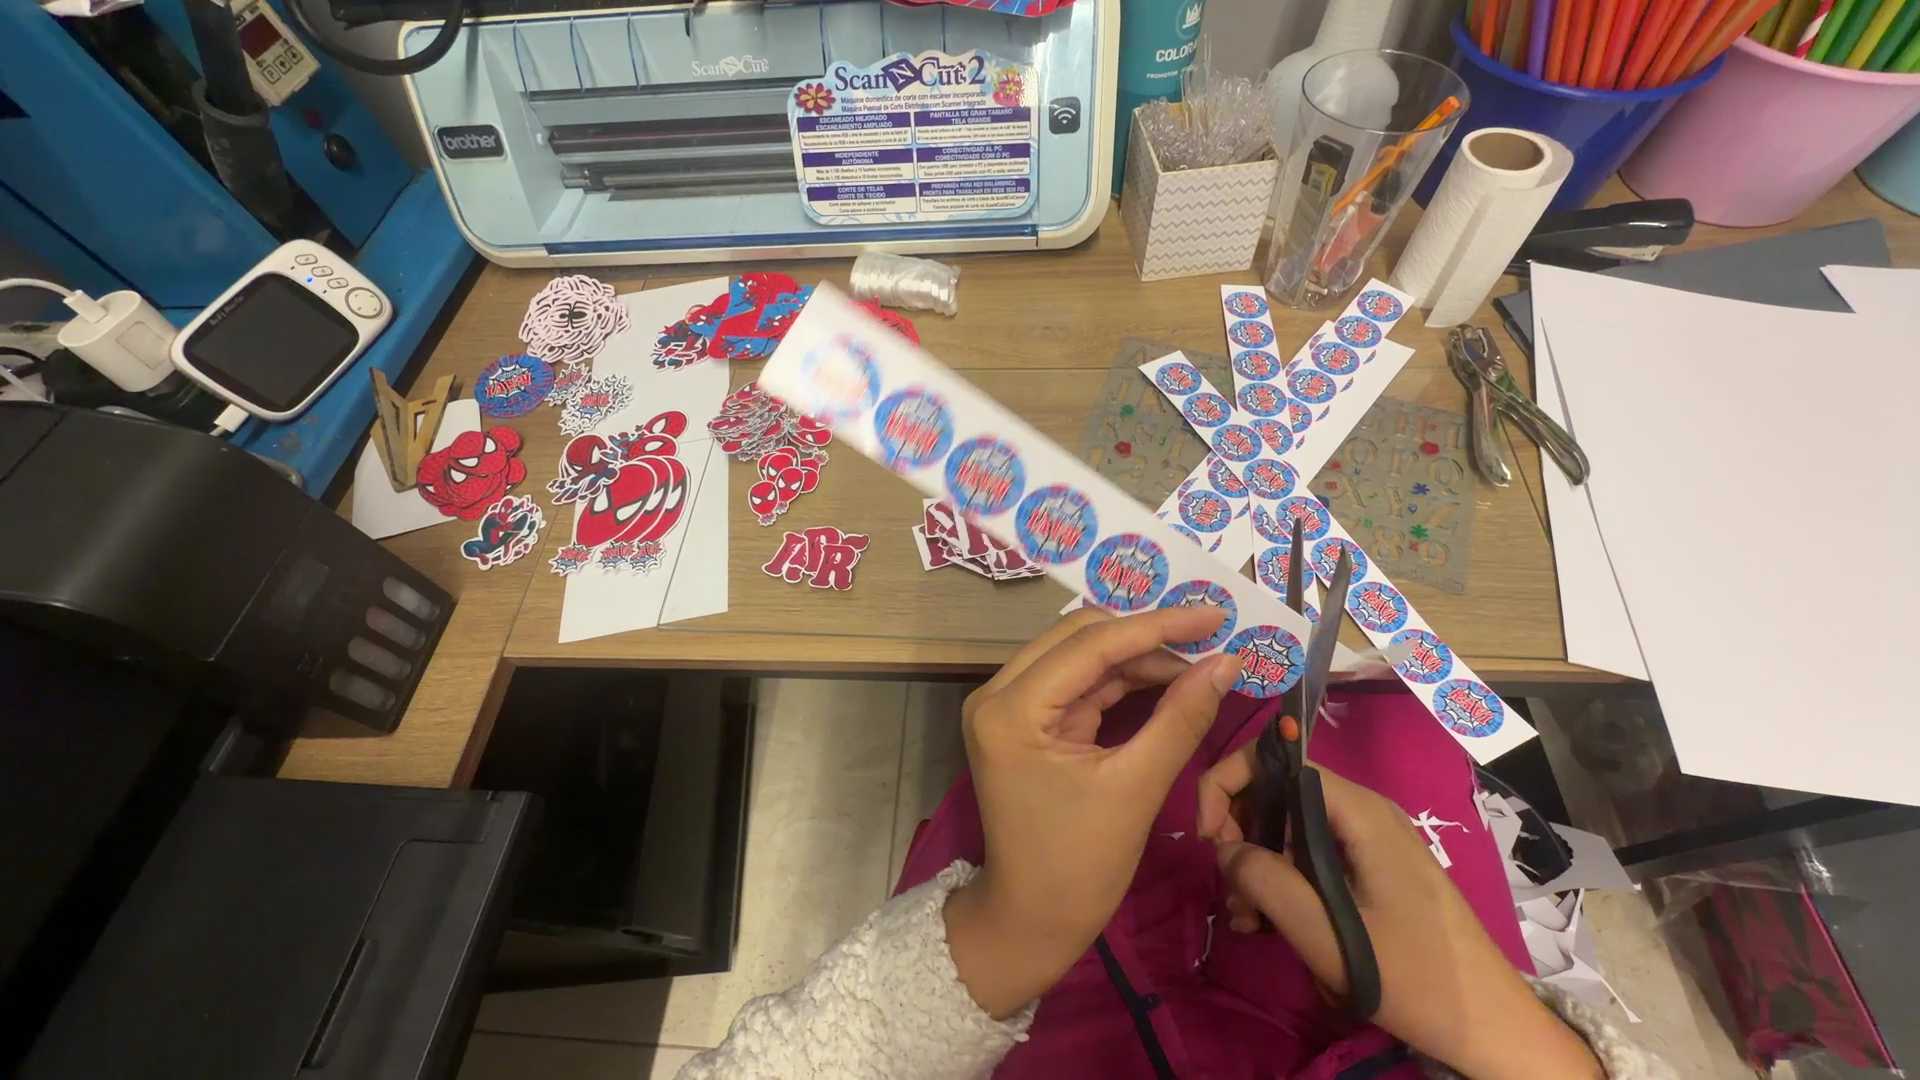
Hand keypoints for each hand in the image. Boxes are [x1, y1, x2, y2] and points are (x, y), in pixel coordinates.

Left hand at [943, 607, 1241, 1018]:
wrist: (1032, 919)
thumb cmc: (1079, 866)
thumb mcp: (1136, 788)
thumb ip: (1181, 718)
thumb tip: (1226, 662)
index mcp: (1011, 709)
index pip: (1091, 644)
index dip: (1157, 625)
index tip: (1214, 612)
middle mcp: (998, 693)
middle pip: (1080, 638)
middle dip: (1147, 636)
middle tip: (1210, 637)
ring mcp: (1007, 705)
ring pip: (1080, 657)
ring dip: (1137, 656)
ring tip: (1198, 656)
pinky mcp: (1023, 719)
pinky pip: (1077, 683)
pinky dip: (1121, 680)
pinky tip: (1166, 676)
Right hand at [1197, 751, 1603, 1079]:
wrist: (1494, 1031)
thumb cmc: (1414, 977)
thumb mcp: (1326, 933)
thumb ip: (1264, 880)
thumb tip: (1223, 850)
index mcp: (1358, 811)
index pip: (1276, 760)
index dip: (1230, 785)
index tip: (1211, 841)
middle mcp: (1362, 812)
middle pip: (1277, 794)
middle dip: (1240, 836)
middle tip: (1231, 894)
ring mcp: (1368, 840)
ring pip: (1289, 829)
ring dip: (1258, 866)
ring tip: (1248, 920)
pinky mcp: (1371, 868)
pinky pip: (1311, 856)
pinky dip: (1282, 881)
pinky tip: (1268, 923)